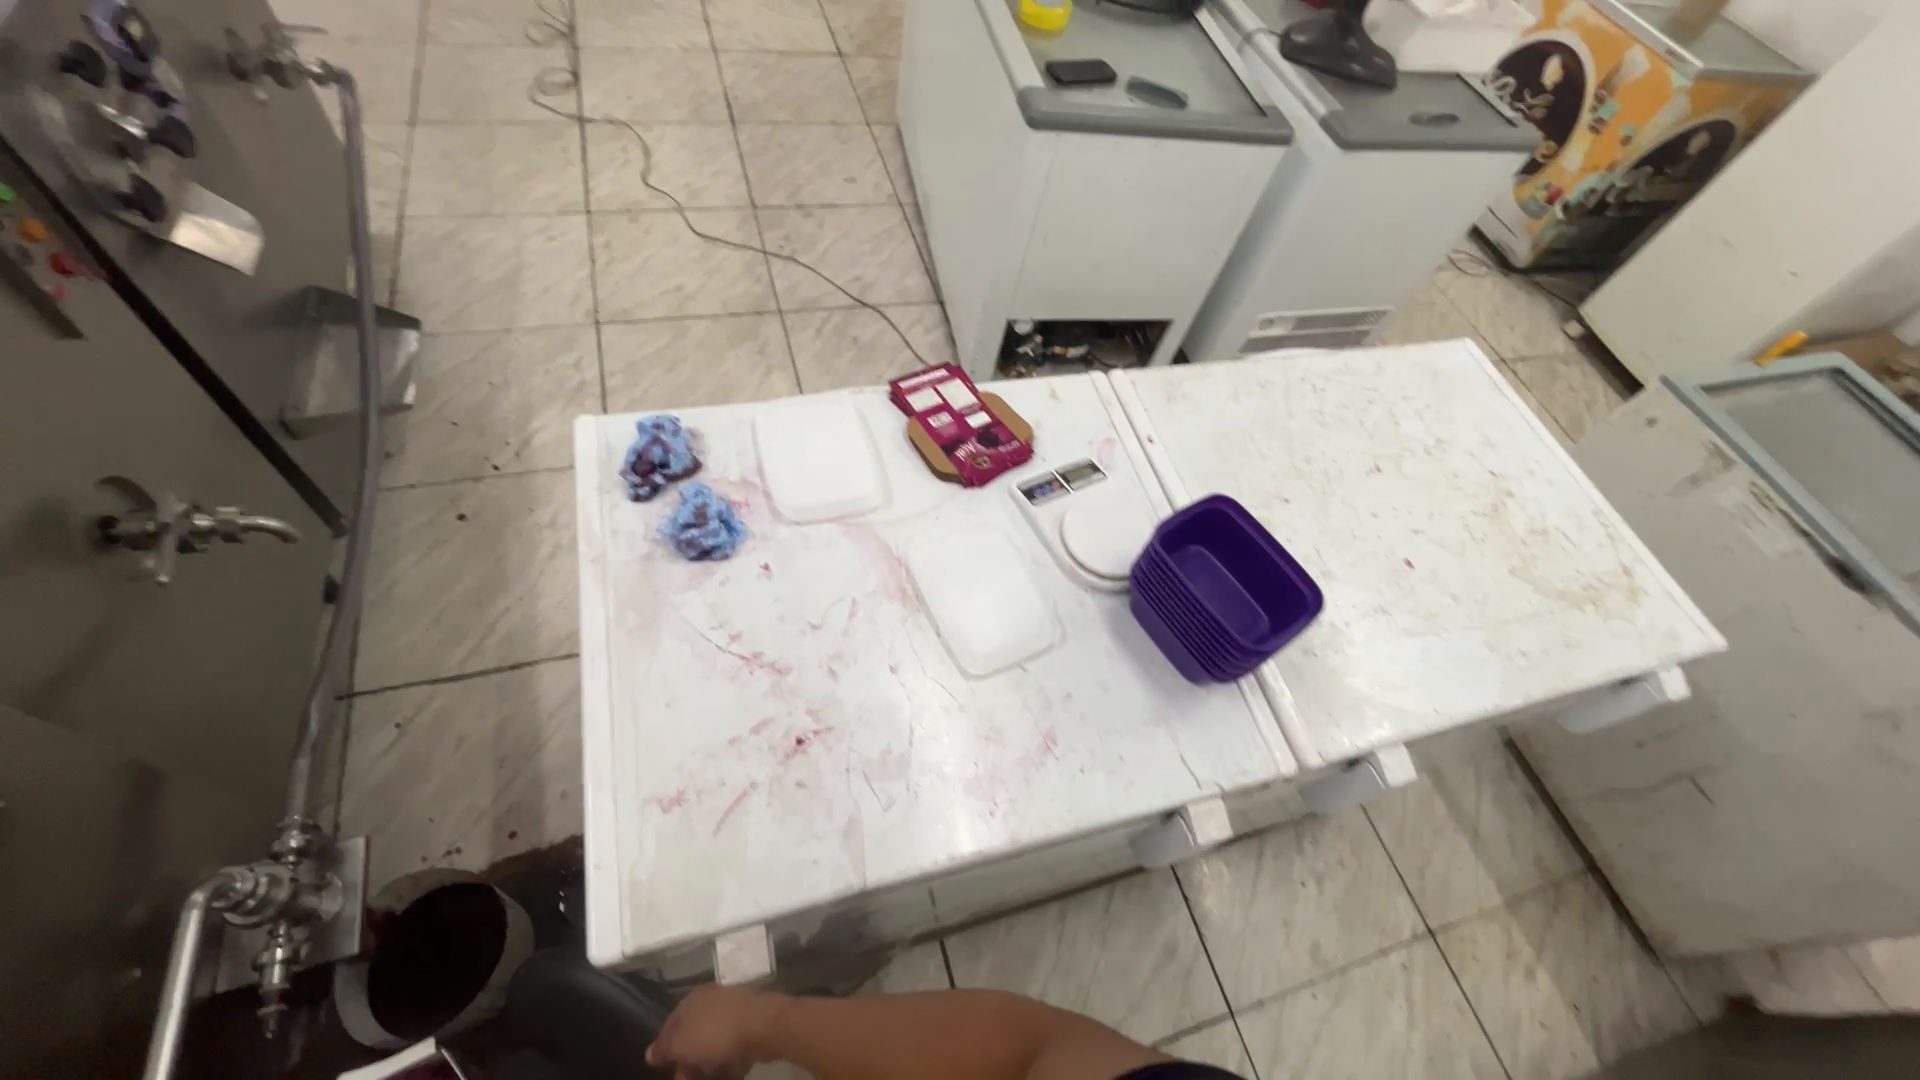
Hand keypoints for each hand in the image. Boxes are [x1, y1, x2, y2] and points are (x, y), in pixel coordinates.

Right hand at [646, 984, 790, 1079]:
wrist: (763, 1026)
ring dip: (711, 1063)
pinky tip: (733, 1070)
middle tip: (685, 1079)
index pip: (670, 1023)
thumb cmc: (715, 1033)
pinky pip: (734, 1046)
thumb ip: (664, 1049)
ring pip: (714, 1043)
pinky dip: (731, 1060)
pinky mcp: (751, 1024)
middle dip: (688, 1060)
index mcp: (693, 999)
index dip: (664, 1047)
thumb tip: (649, 1053)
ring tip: (713, 1074)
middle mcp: (712, 1000)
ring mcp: (734, 1011)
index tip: (662, 1067)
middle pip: (693, 1035)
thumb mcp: (680, 1044)